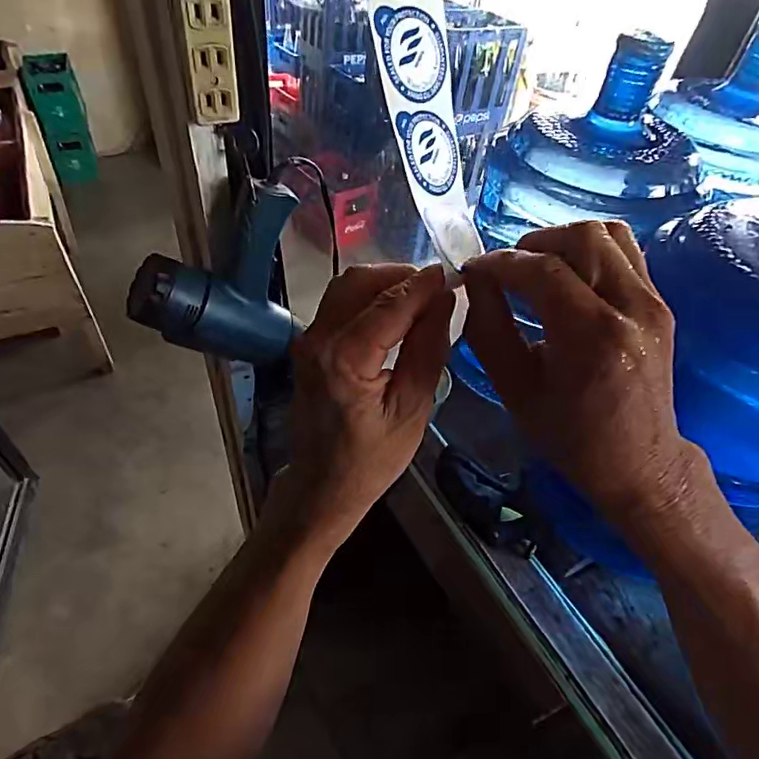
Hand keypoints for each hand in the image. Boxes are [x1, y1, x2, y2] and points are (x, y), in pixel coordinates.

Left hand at [279, 263, 454, 545]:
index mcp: (345, 358)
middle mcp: (319, 339)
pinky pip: (339, 304)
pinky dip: (369, 298)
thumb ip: (428, 349)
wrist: (321, 485)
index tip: (451, 274)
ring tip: (420, 299)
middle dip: (402, 278)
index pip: (389, 304)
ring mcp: (308, 340)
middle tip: (437, 290)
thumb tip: (444, 301)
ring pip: (347, 287)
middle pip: (361, 282)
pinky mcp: (308, 344)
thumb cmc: (371, 459)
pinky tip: (396, 313)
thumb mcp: (412, 409)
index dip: (423, 285)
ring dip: (384, 284)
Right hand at [461, 222, 710, 521]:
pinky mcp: (660, 305)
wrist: (637, 461)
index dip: (502, 262)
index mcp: (591, 337)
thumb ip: (489, 329)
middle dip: (536, 243)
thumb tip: (477, 281)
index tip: (476, 269)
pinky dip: (593, 254)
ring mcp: (653, 303)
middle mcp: (631, 309)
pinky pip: (626, 255)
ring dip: (567, 242)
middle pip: (583, 237)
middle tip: (510, 270)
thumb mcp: (515, 390)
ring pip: (610, 236)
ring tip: (540, 269)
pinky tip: (571, 280)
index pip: (543, 270)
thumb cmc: (570, 435)